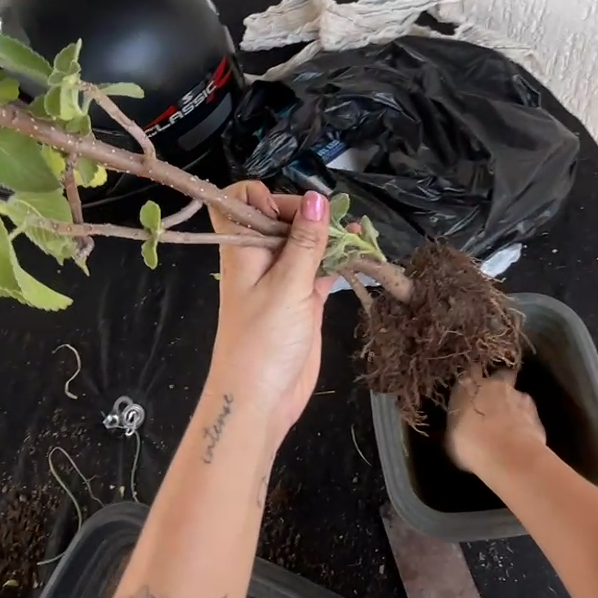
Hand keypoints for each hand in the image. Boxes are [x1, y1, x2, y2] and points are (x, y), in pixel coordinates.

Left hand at [206, 181, 334, 450]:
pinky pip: (321, 265)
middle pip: (279, 216)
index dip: (261, 197)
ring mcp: (283, 277)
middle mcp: (261, 257)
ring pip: (305, 240)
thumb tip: (316, 197)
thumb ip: (305, 242)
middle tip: (331, 223)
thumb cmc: (263, 340)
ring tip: (355, 231)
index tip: (287, 211)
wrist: (261, 400)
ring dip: (328, 233)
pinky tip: (359, 250)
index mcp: (243, 248)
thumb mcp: (287, 286)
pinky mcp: (303, 297)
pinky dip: (338, 257)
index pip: (239, 202)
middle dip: (307, 212)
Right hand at [445, 368, 547, 476]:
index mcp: (467, 387)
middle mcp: (492, 384)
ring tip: (510, 420)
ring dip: (513, 402)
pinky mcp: (534, 409)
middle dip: (498, 384)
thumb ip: (458, 424)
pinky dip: (526, 417)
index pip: (469, 373)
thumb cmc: (472, 447)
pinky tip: (523, 431)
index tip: (471, 391)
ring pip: (515, 392)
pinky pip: (528, 409)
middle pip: (498, 374)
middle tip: (494, 401)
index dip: (472, 381)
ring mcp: (515, 395)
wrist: (509, 456)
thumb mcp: (453, 438)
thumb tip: (460, 425)